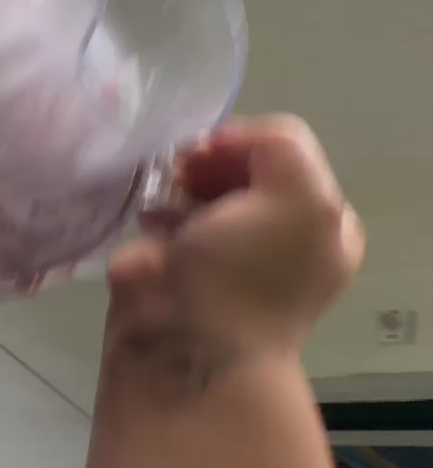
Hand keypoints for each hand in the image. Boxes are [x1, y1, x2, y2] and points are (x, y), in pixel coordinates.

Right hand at [106, 115, 363, 368]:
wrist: (185, 328)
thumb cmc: (246, 268)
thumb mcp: (300, 202)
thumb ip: (280, 149)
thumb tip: (215, 140)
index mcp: (318, 217)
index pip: (281, 148)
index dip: (243, 144)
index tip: (212, 157)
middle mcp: (275, 224)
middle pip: (235, 160)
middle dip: (205, 160)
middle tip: (184, 175)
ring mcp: (222, 237)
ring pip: (195, 178)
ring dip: (175, 179)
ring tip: (165, 197)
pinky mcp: (174, 245)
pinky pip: (162, 204)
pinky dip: (153, 202)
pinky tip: (150, 218)